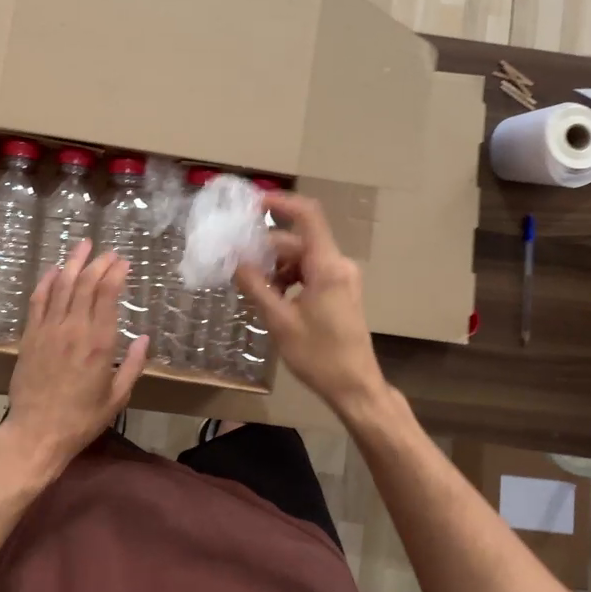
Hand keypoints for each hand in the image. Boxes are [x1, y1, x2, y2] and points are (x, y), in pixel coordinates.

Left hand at [1, 239, 149, 473]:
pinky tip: (53, 270)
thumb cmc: (81, 419)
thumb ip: (132, 366)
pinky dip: (46, 282)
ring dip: (73, 262)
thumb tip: (144, 338)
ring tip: (83, 245)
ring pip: (61, 285)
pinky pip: (38, 301)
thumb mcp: (117, 397)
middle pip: (85, 284)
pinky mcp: (30, 336)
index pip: (107, 295)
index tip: (123, 261)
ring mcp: (48, 330)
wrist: (37, 432)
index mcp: (99, 343)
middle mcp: (74, 329)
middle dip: (98, 263)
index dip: (116, 273)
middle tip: (108, 251)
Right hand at [234, 193, 389, 413]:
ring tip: (252, 287)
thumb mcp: (280, 321)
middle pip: (297, 242)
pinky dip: (288, 278)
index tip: (252, 204)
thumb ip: (256, 286)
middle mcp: (338, 265)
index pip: (307, 216)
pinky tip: (271, 297)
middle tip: (235, 262)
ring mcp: (341, 278)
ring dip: (275, 267)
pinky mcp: (339, 291)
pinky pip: (309, 272)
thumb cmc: (319, 356)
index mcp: (327, 267)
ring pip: (301, 258)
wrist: (356, 388)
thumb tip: (234, 261)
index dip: (281, 203)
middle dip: (265, 249)